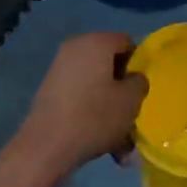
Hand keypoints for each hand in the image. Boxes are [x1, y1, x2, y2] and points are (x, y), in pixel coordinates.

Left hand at [10, 32, 148, 182]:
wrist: (45, 145)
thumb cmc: (94, 116)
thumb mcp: (129, 101)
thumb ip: (139, 83)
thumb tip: (134, 78)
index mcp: (97, 41)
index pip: (126, 42)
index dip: (138, 64)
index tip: (140, 90)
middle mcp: (77, 46)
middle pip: (109, 63)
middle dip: (122, 89)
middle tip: (130, 114)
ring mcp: (60, 66)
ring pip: (95, 82)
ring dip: (108, 105)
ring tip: (118, 141)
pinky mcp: (50, 88)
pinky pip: (80, 93)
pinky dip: (91, 110)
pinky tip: (99, 140)